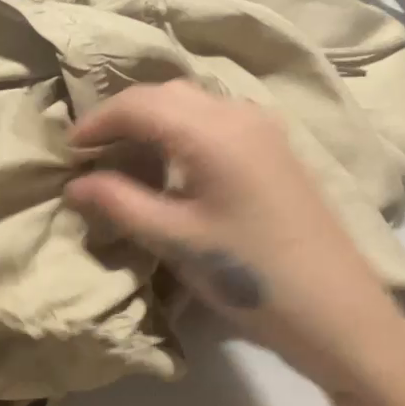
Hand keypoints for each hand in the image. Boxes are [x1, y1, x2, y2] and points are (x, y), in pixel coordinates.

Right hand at [63, 82, 404, 395]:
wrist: (337, 311)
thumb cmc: (249, 275)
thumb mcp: (174, 240)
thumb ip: (119, 203)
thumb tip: (74, 184)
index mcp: (212, 132)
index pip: (137, 105)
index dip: (96, 123)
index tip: (67, 152)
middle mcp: (239, 115)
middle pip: (165, 94)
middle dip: (122, 117)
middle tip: (91, 154)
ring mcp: (263, 129)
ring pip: (191, 103)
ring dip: (151, 121)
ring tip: (123, 159)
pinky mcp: (275, 149)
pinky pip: (215, 119)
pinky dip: (180, 129)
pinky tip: (170, 166)